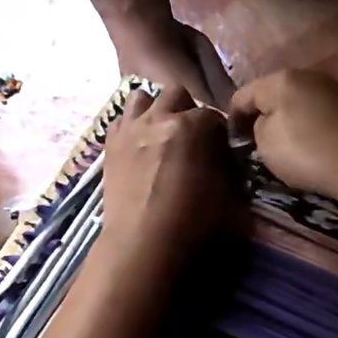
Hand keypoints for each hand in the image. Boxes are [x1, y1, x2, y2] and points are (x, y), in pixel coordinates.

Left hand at [101, 85, 231, 258]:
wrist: (142, 244)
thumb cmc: (191, 222)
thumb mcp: (227, 194)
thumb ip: (227, 166)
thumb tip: (224, 158)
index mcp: (192, 126)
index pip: (213, 114)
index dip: (219, 131)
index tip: (220, 148)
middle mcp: (159, 118)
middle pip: (176, 93)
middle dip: (187, 109)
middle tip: (192, 135)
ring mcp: (130, 129)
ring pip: (142, 97)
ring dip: (156, 109)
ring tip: (162, 132)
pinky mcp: (110, 145)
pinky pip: (122, 119)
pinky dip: (133, 125)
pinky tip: (140, 145)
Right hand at [229, 70, 337, 204]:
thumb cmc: (308, 154)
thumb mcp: (265, 145)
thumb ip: (256, 128)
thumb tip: (264, 123)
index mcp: (281, 78)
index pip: (243, 94)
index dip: (233, 119)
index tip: (234, 144)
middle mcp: (307, 74)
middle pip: (272, 94)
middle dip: (262, 116)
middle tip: (258, 146)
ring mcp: (333, 87)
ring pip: (297, 102)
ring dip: (287, 121)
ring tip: (286, 148)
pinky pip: (318, 112)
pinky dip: (309, 126)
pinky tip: (312, 146)